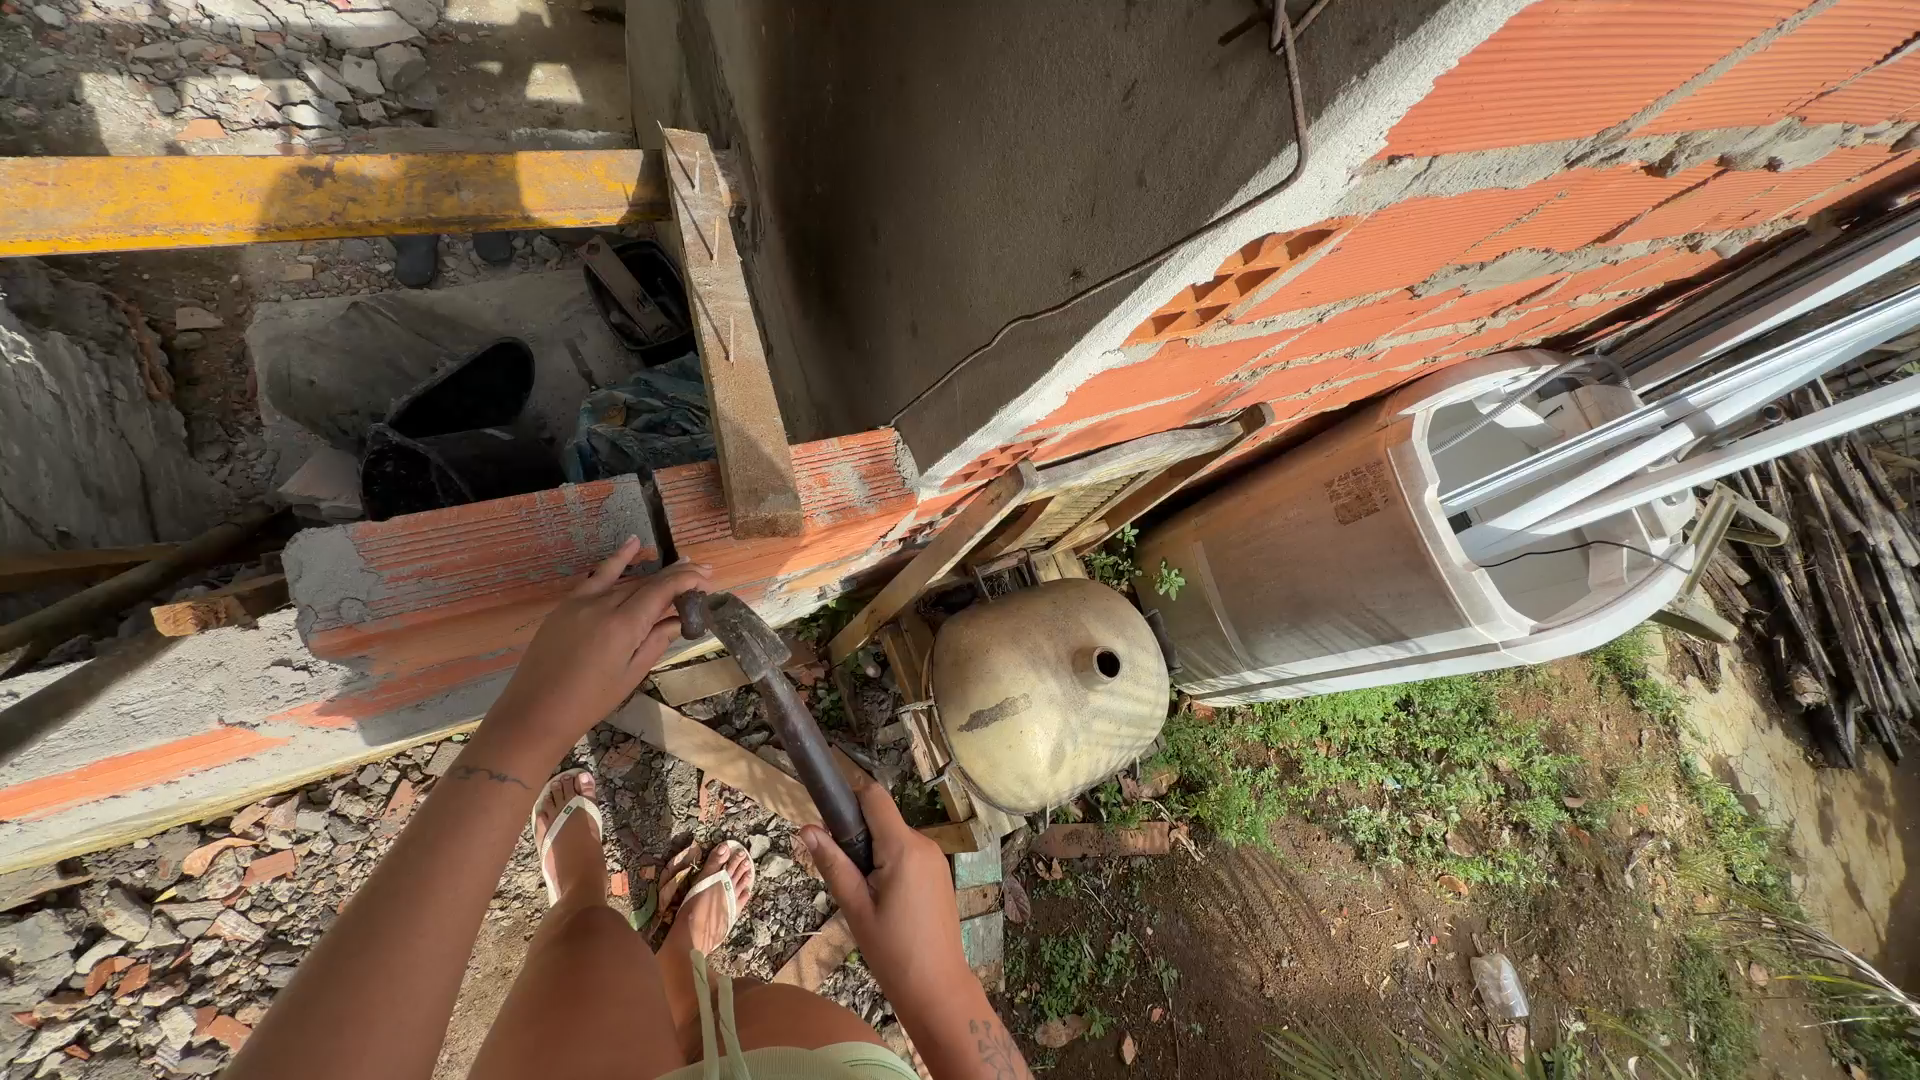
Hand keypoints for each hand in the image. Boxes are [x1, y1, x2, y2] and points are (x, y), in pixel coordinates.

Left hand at [484, 537, 710, 756]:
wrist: (535, 712)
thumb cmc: (591, 701)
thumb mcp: (632, 673)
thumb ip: (657, 641)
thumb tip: (679, 620)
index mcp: (623, 625)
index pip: (662, 590)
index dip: (687, 581)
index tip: (708, 581)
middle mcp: (603, 605)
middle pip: (647, 583)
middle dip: (677, 576)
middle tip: (705, 573)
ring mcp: (581, 602)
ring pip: (626, 580)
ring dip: (655, 572)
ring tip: (683, 563)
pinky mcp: (566, 605)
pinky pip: (597, 577)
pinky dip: (617, 560)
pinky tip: (633, 543)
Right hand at [801, 777, 970, 1006]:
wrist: (937, 988)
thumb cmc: (892, 951)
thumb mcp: (855, 908)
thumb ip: (833, 864)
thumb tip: (806, 828)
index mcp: (903, 847)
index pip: (874, 796)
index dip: (850, 800)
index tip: (831, 827)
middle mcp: (923, 843)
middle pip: (882, 820)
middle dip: (859, 838)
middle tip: (848, 881)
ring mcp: (935, 857)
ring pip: (894, 838)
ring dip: (875, 855)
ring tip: (867, 899)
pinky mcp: (940, 872)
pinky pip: (908, 854)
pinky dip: (891, 866)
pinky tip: (886, 903)